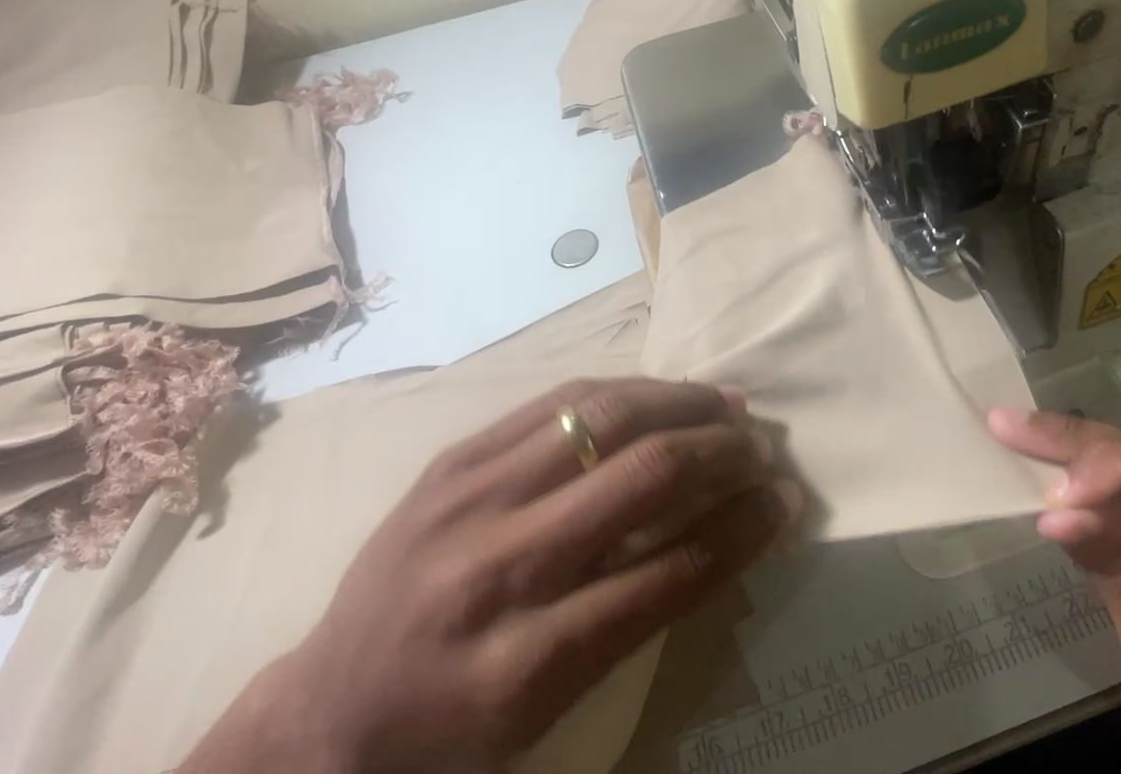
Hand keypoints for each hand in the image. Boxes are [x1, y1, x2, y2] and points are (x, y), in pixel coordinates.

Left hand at [183, 378, 801, 772]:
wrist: (332, 708)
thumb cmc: (458, 728)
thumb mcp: (555, 707)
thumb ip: (642, 614)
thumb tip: (729, 529)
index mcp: (529, 661)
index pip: (670, 574)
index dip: (744, 529)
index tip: (788, 499)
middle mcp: (496, 570)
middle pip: (642, 480)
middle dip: (722, 453)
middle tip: (762, 447)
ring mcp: (465, 501)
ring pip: (600, 417)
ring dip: (680, 403)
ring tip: (726, 405)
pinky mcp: (449, 462)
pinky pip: (554, 402)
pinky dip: (623, 392)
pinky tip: (659, 395)